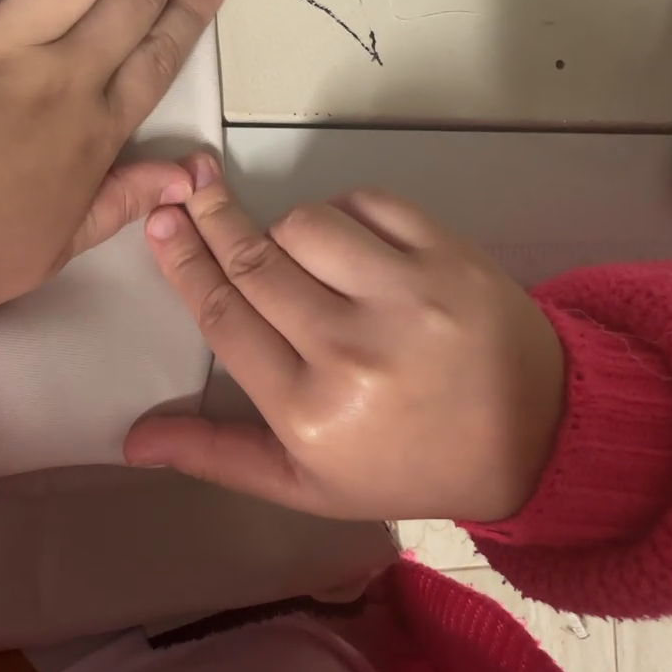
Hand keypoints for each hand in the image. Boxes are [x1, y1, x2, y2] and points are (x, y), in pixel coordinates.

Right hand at [124, 156, 566, 522]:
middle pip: (254, 263)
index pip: (223, 317)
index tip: (159, 222)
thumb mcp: (305, 483)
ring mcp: (407, 297)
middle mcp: (351, 349)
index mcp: (309, 409)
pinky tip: (348, 241)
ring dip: (285, 229)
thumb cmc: (404, 463)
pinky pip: (368, 204)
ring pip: (305, 225)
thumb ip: (217, 454)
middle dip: (210, 219)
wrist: (538, 438)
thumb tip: (133, 440)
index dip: (184, 263)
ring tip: (297, 256)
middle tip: (185, 187)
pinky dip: (344, 212)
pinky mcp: (451, 258)